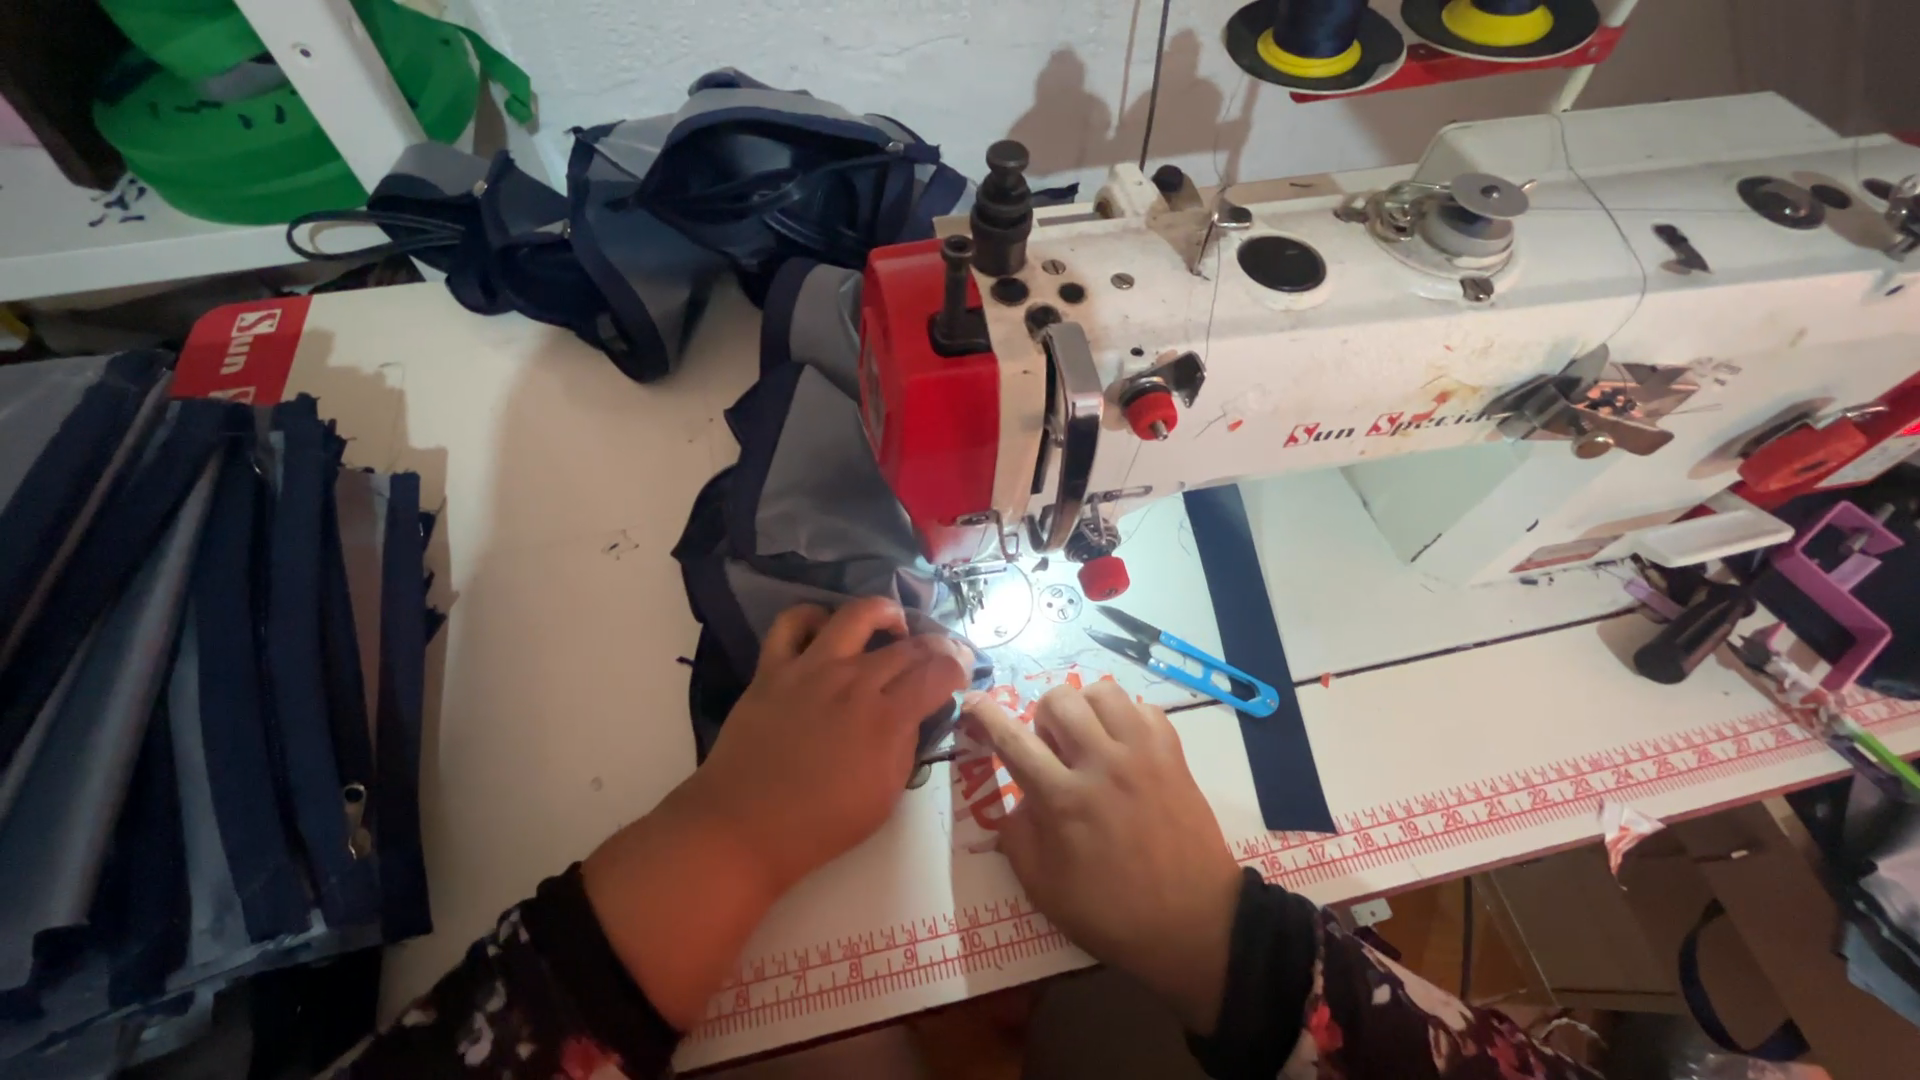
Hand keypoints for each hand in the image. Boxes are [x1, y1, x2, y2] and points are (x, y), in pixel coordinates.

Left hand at [583, 598, 969, 1028]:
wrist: (744, 827)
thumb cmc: (821, 825)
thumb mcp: (885, 795)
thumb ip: (906, 745)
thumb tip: (915, 715)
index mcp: (885, 719)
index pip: (938, 673)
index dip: (958, 668)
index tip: (961, 673)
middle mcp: (853, 682)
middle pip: (908, 645)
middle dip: (936, 645)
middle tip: (940, 655)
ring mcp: (810, 669)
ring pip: (857, 615)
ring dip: (885, 614)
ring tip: (892, 626)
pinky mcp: (773, 668)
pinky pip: (793, 622)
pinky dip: (814, 617)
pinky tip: (827, 630)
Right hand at [965, 681, 1241, 1034]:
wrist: (1193, 923)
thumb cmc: (1112, 912)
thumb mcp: (1044, 888)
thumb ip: (1017, 837)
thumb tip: (1015, 801)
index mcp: (1063, 799)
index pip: (1013, 741)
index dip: (986, 716)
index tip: (972, 702)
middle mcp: (1101, 764)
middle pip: (1059, 700)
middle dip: (1043, 716)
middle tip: (1052, 749)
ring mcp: (1142, 754)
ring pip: (1103, 692)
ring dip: (1085, 708)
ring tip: (1088, 738)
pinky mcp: (1173, 755)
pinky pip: (1143, 708)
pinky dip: (1127, 718)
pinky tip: (1124, 746)